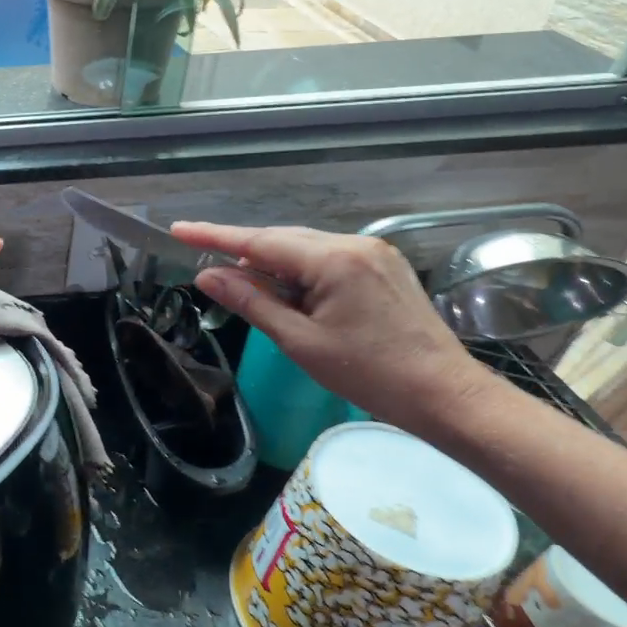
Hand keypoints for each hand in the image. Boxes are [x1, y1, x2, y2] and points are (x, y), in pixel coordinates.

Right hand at [172, 222, 495, 430]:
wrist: (447, 396)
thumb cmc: (371, 375)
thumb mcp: (300, 341)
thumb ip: (251, 301)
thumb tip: (207, 277)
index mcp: (333, 260)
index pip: (259, 241)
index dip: (214, 237)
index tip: (179, 231)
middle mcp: (354, 244)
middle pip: (281, 240)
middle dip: (242, 253)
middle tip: (205, 268)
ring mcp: (373, 253)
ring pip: (304, 249)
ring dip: (271, 265)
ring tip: (244, 287)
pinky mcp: (383, 267)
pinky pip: (325, 258)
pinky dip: (298, 271)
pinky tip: (286, 290)